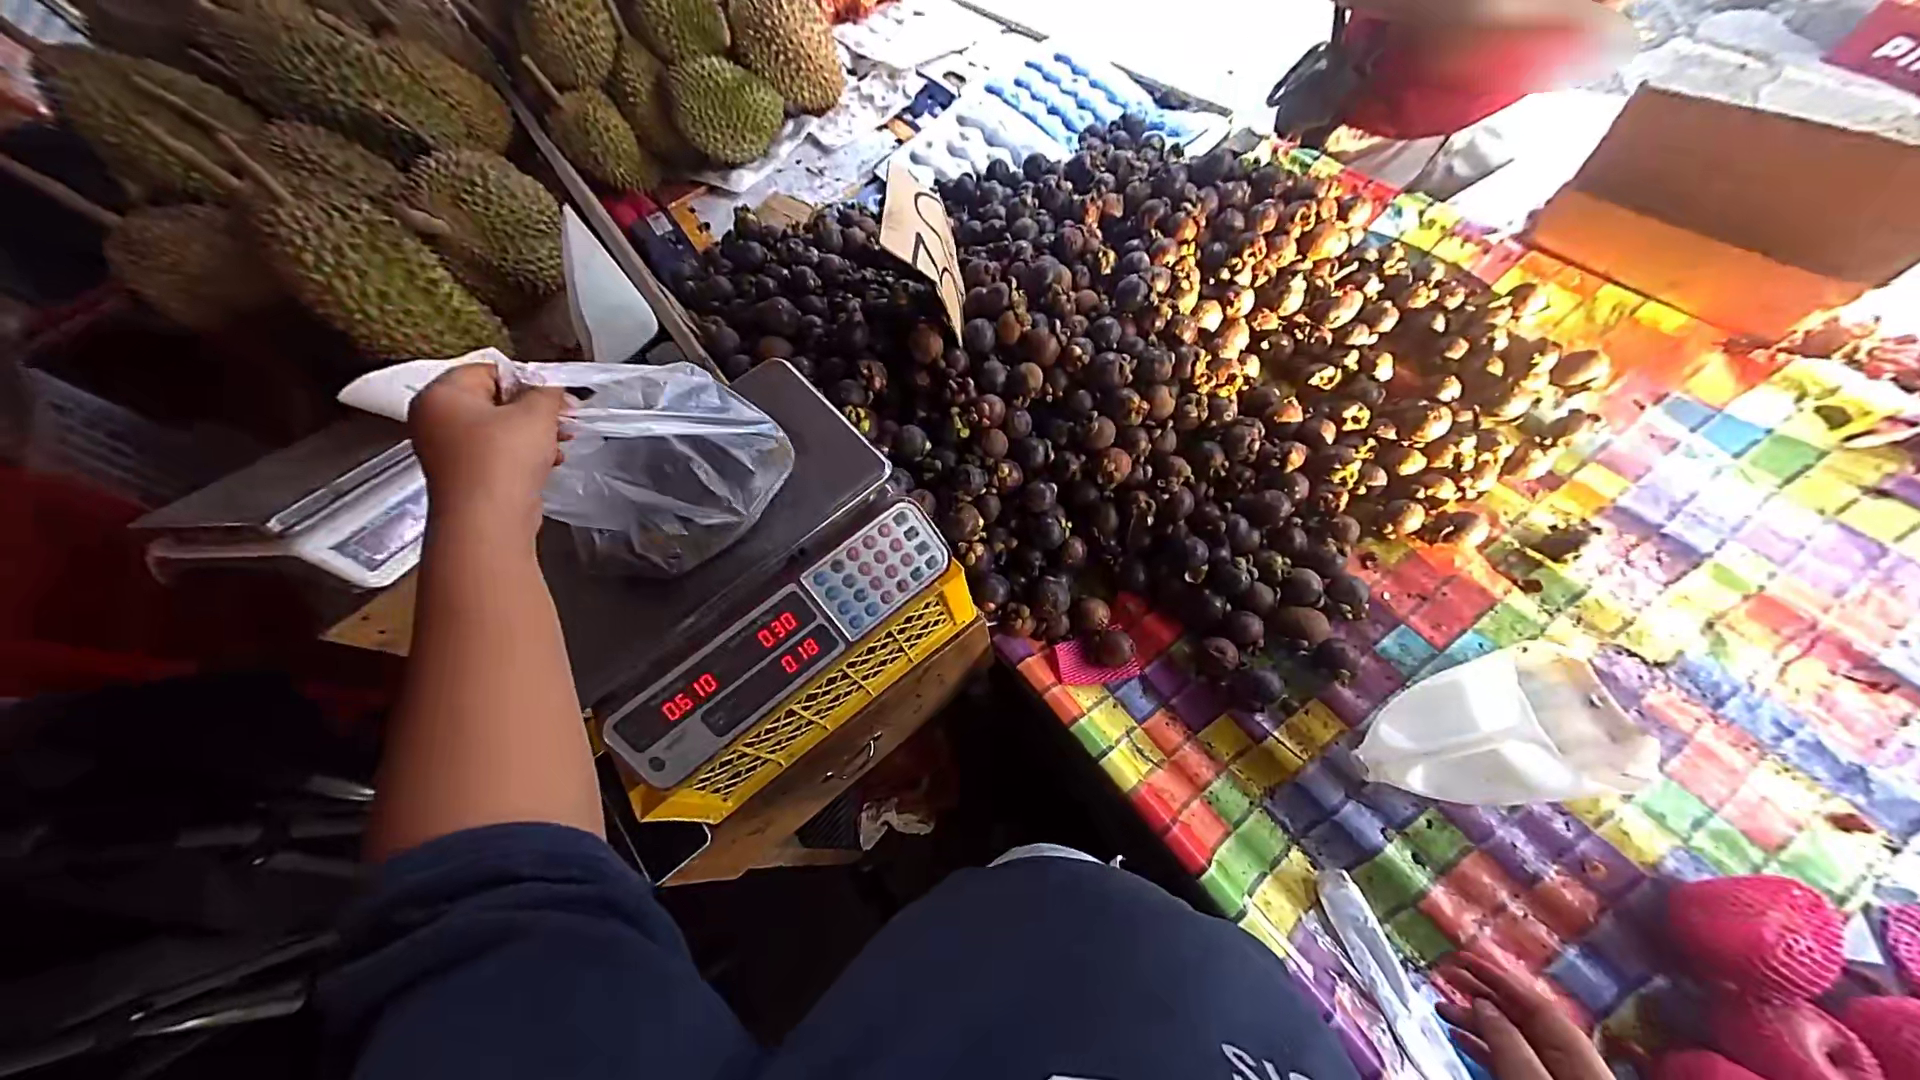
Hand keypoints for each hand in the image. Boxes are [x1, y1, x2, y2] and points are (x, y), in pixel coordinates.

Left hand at [409, 362, 567, 538]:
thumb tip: (551, 388)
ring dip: (533, 432)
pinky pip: (495, 453)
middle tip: (564, 417)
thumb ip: (546, 392)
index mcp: (441, 394)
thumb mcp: (535, 414)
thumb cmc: (504, 459)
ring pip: (497, 429)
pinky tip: (548, 461)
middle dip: (534, 409)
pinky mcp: (463, 474)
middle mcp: (435, 418)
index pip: (488, 370)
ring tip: (561, 440)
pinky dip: (522, 453)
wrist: (488, 518)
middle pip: (492, 400)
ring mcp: (446, 449)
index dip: (526, 378)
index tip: (555, 393)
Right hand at [1435, 952, 1610, 1079]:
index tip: (1459, 958)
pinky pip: (1515, 1064)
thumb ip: (1508, 1043)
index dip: (1499, 979)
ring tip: (1441, 1008)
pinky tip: (1461, 1038)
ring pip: (1518, 1042)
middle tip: (1443, 975)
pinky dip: (1487, 1046)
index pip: (1538, 1008)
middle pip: (1528, 1022)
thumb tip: (1484, 1004)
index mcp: (1579, 1062)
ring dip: (1479, 1021)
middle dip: (1484, 996)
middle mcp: (1573, 1070)